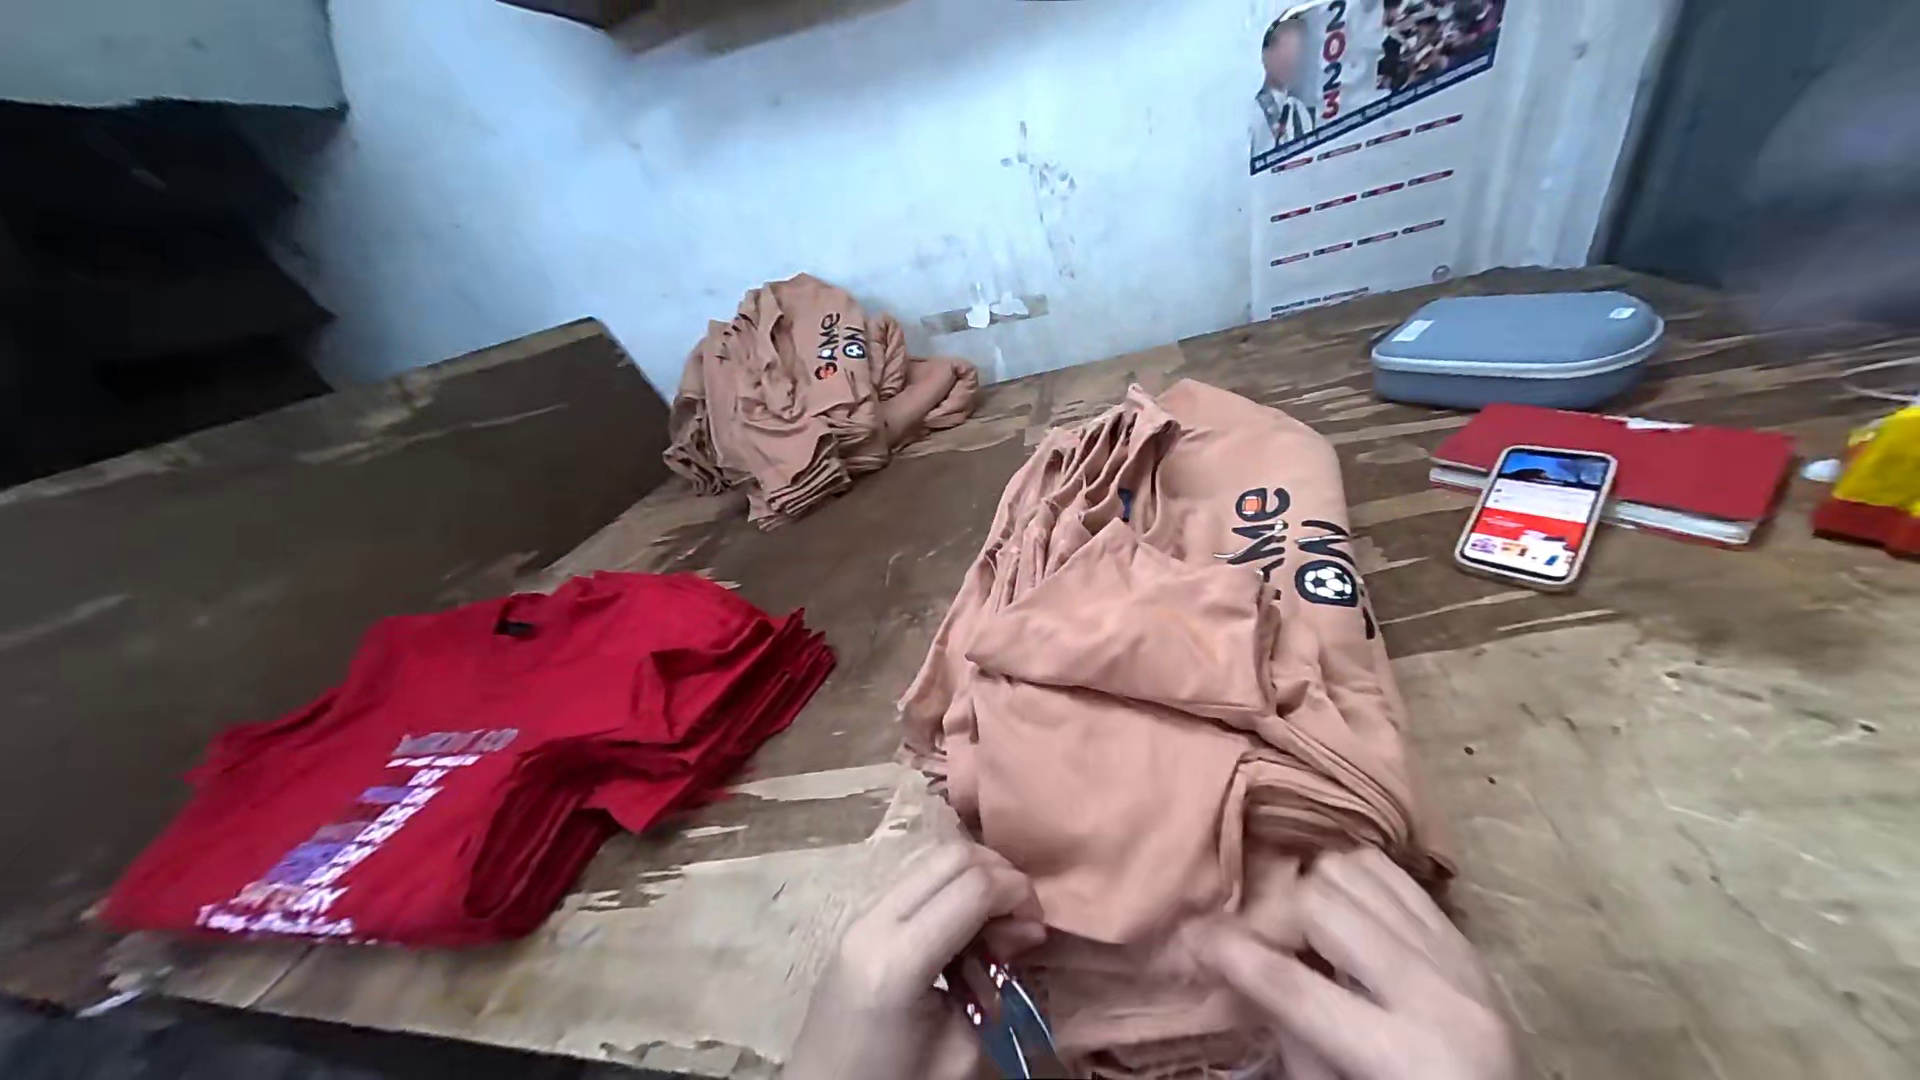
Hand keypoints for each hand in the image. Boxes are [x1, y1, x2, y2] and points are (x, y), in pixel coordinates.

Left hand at [785, 842, 1045, 1079]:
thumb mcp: (961, 1051)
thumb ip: (998, 979)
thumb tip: (1028, 926)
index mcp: (898, 962)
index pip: (972, 887)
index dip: (1017, 891)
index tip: (1038, 921)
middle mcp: (874, 921)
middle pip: (951, 856)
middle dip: (999, 873)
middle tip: (1022, 917)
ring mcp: (861, 912)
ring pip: (932, 856)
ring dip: (975, 873)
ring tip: (996, 919)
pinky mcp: (860, 914)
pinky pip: (914, 875)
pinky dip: (950, 882)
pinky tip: (965, 919)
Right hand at [1190, 848, 1515, 1079]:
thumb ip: (1282, 1021)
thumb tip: (1227, 954)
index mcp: (1410, 1059)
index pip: (1294, 986)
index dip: (1231, 954)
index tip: (1189, 935)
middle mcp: (1441, 997)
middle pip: (1320, 901)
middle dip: (1274, 914)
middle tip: (1252, 931)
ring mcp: (1458, 959)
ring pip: (1350, 870)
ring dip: (1310, 889)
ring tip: (1297, 920)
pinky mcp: (1463, 938)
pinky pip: (1388, 870)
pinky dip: (1348, 875)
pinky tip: (1333, 900)